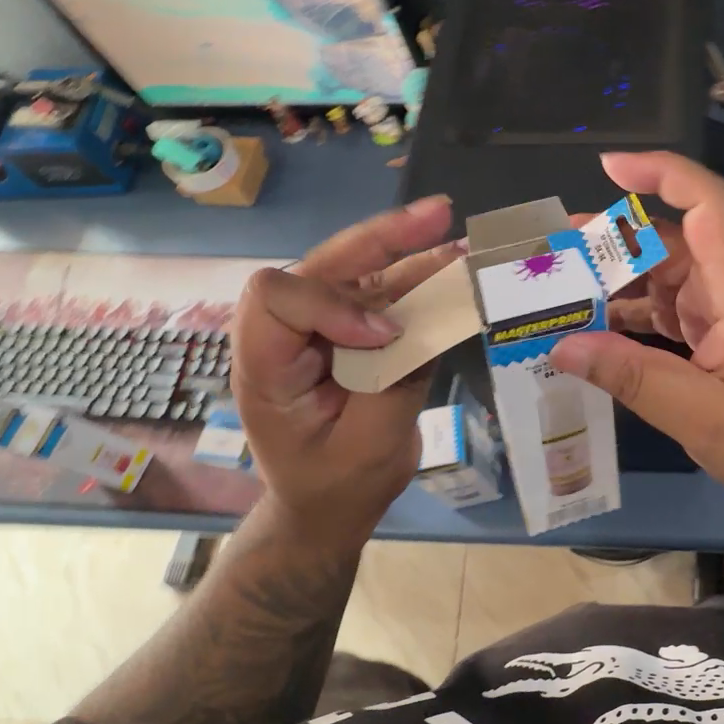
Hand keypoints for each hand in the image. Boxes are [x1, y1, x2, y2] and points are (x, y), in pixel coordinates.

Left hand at [231, 194, 460, 535]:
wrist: (330, 507)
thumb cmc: (336, 487)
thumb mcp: (367, 447)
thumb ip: (394, 382)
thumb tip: (422, 322)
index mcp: (265, 366)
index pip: (277, 299)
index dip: (332, 304)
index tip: (385, 337)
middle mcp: (288, 335)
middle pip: (322, 266)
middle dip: (380, 239)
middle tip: (439, 216)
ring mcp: (322, 330)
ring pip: (357, 271)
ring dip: (408, 250)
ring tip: (458, 238)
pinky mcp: (354, 333)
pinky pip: (383, 294)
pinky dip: (420, 278)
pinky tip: (454, 264)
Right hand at [548, 152, 723, 514]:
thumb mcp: (703, 418)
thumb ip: (634, 379)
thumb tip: (563, 345)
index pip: (709, 206)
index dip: (662, 173)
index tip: (609, 166)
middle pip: (679, 240)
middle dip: (619, 239)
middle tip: (558, 254)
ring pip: (676, 275)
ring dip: (626, 280)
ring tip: (569, 292)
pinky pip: (682, 308)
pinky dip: (644, 313)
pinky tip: (606, 331)